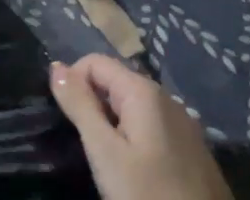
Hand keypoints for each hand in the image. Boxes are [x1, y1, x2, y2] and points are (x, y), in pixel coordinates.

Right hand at [49, 54, 231, 199]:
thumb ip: (79, 105)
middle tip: (90, 145)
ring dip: (113, 124)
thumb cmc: (149, 194)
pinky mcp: (193, 150)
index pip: (94, 62)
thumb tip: (56, 65)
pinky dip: (134, 138)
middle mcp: (168, 100)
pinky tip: (137, 171)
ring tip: (111, 161)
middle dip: (93, 105)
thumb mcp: (104, 151)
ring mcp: (185, 126)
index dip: (74, 84)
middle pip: (114, 83)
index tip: (72, 121)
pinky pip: (152, 128)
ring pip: (132, 107)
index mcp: (145, 92)